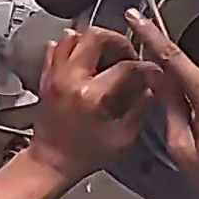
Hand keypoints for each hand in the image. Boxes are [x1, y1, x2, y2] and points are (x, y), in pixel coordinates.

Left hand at [26, 27, 155, 183]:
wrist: (51, 162)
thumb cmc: (84, 154)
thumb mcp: (122, 138)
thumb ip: (140, 109)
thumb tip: (151, 88)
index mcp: (92, 95)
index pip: (125, 66)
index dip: (145, 67)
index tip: (152, 71)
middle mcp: (70, 79)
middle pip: (95, 36)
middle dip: (117, 40)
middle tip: (127, 52)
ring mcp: (55, 75)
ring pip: (72, 36)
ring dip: (92, 40)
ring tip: (105, 53)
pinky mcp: (46, 76)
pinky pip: (55, 47)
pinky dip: (71, 46)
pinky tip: (83, 59)